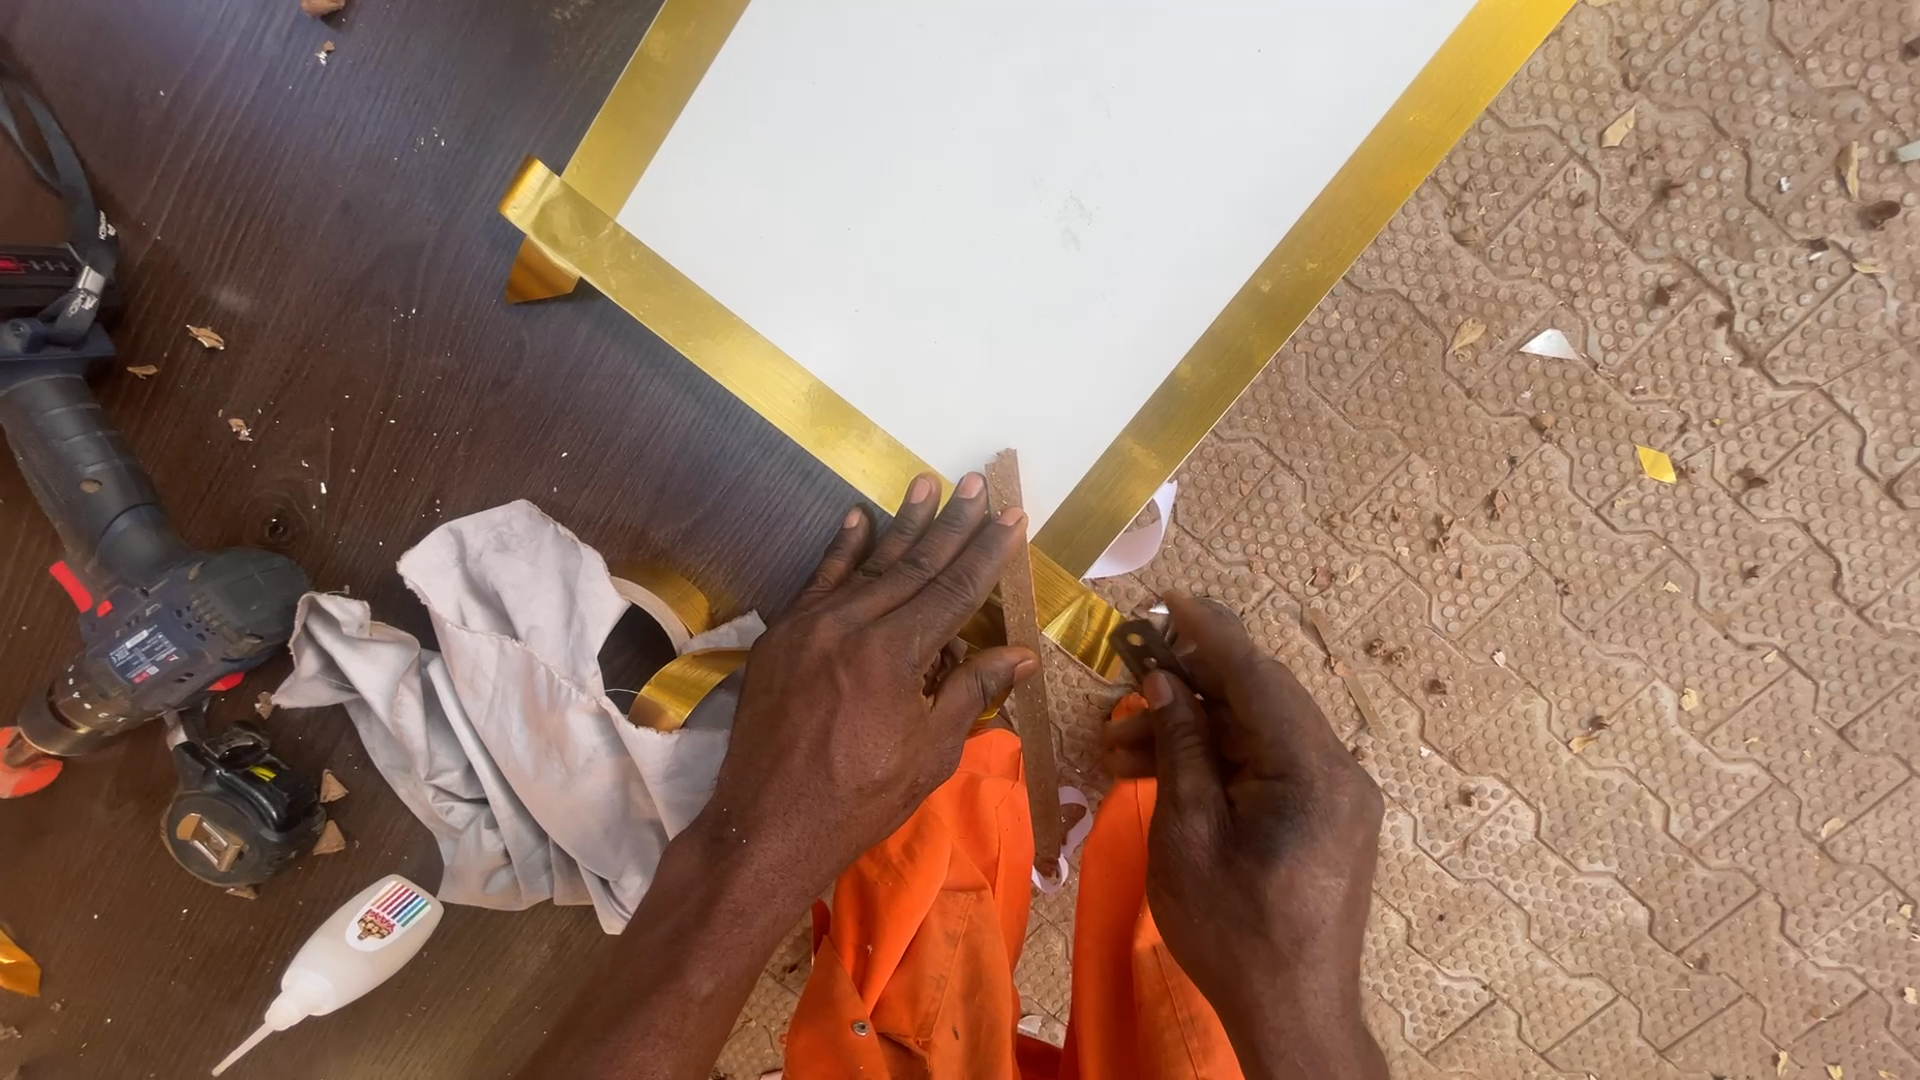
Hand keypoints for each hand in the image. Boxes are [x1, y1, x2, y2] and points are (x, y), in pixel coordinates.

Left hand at [699, 471, 1037, 900]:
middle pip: (914, 565)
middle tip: (975, 483)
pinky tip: (858, 516)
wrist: (767, 824)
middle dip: (951, 524)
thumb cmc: (861, 798)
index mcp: (893, 655)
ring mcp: (811, 625)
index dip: (986, 553)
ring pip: (869, 564)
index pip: (953, 590)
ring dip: (903, 523)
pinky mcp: (782, 634)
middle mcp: (851, 625)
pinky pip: (818, 580)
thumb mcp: (931, 752)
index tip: (1010, 515)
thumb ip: (972, 691)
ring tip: (927, 482)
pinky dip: (842, 547)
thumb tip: (1021, 653)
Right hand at [1103, 595, 1385, 1078]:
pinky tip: (1156, 768)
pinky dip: (1213, 759)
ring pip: (1252, 731)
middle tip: (1129, 675)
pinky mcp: (1321, 813)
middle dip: (1186, 685)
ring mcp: (1334, 792)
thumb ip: (1181, 747)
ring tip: (1117, 744)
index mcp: (1313, 771)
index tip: (1169, 599)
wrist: (1293, 1018)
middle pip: (1256, 698)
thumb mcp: (1189, 833)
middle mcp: (1336, 769)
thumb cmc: (1232, 931)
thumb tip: (1165, 682)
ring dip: (1190, 729)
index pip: (1256, 676)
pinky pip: (1262, 764)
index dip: (1208, 633)